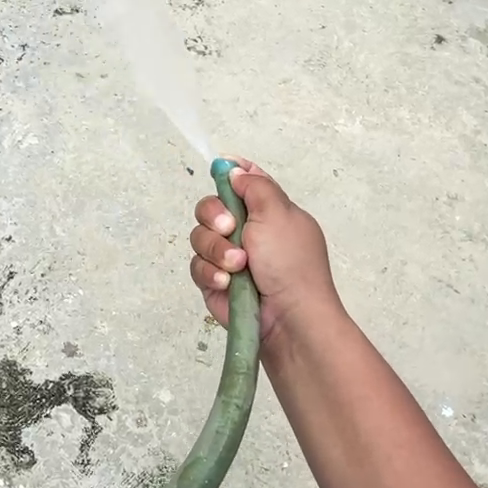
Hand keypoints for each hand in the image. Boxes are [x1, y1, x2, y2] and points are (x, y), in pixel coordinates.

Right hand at [188, 158, 342, 352]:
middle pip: (210, 206)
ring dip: (216, 250)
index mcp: (268, 211)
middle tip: (229, 227)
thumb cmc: (290, 263)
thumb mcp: (278, 213)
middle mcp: (247, 231)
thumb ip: (254, 186)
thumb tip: (234, 171)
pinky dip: (211, 273)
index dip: (230, 172)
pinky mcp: (214, 279)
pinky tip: (227, 283)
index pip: (245, 182)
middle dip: (213, 215)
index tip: (219, 169)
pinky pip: (197, 265)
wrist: (287, 318)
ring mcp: (228, 256)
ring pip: (199, 236)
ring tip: (237, 266)